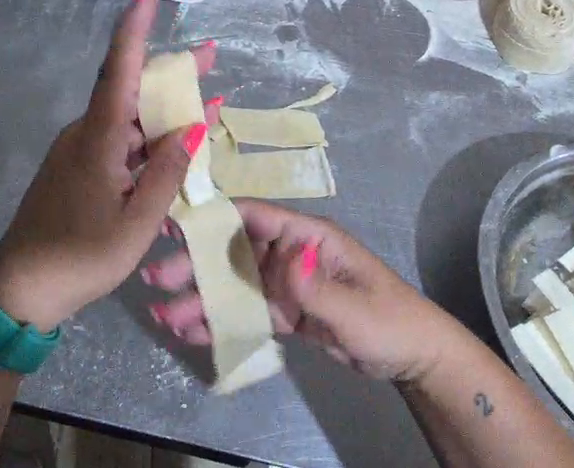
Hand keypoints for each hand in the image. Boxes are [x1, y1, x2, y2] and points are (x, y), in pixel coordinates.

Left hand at [0, 0, 218, 330]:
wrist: (20, 289)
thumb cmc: (80, 256)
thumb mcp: (136, 223)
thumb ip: (166, 174)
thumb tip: (191, 128)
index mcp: (98, 137)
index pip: (119, 68)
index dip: (134, 27)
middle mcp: (86, 133)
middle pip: (132, 91)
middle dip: (172, 74)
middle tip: (211, 55)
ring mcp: (80, 152)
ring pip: (129, 121)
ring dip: (165, 114)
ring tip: (207, 104)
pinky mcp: (78, 170)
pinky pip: (120, 144)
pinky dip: (149, 142)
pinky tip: (174, 150)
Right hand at [144, 201, 450, 382]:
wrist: (415, 358)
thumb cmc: (390, 320)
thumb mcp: (355, 307)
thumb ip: (316, 285)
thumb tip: (281, 258)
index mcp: (309, 235)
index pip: (256, 216)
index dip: (216, 216)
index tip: (177, 221)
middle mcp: (290, 251)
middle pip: (235, 250)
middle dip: (196, 262)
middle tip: (158, 277)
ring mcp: (286, 280)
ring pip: (234, 283)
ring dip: (201, 296)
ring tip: (164, 314)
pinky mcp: (285, 308)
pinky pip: (247, 311)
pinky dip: (220, 320)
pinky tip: (192, 331)